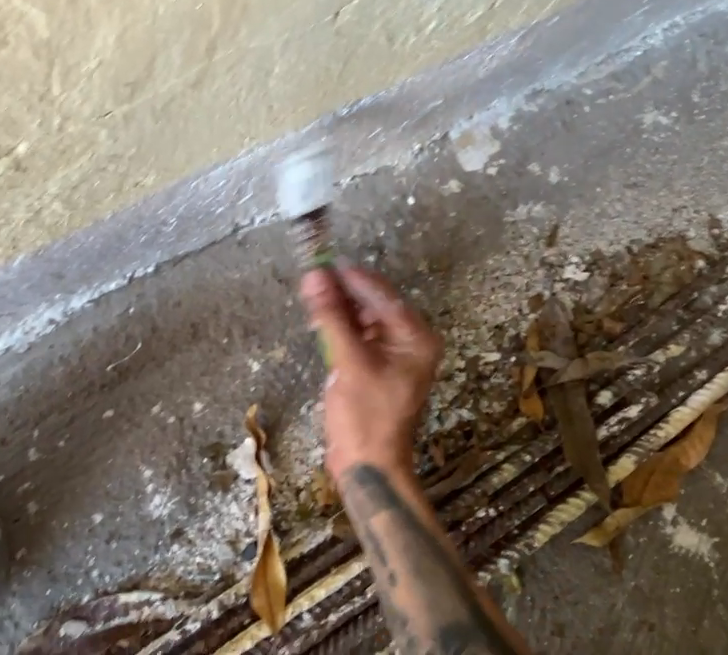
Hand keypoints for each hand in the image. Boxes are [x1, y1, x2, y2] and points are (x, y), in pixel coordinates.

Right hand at [298, 264, 442, 479]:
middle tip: (311, 275)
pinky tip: (318, 316)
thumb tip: (314, 276)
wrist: (368, 467)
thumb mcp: (349, 364)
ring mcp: (393, 352)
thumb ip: (331, 317)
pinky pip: (357, 333)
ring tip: (310, 290)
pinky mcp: (375, 363)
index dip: (352, 278)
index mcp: (417, 338)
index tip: (324, 261)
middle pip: (373, 303)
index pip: (382, 296)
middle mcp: (410, 340)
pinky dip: (338, 324)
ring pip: (362, 316)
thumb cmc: (366, 417)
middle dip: (342, 290)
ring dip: (338, 304)